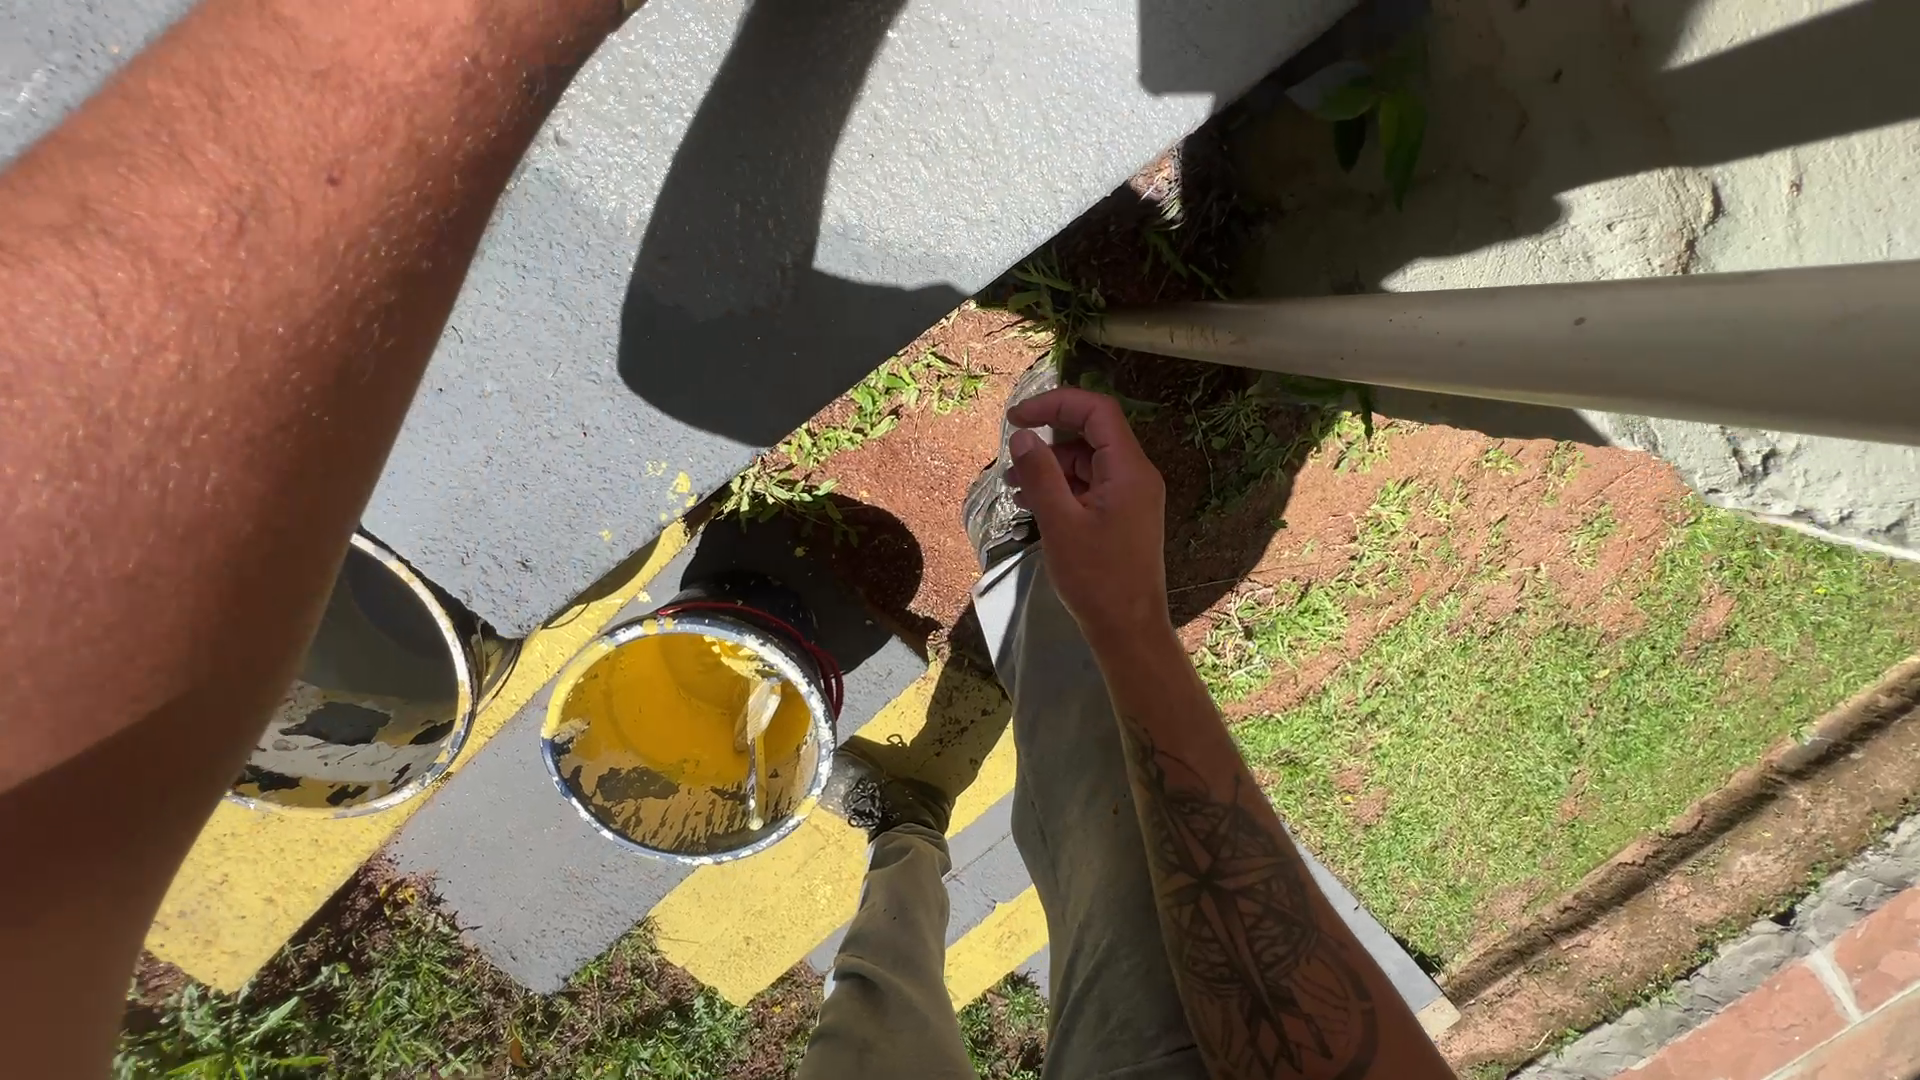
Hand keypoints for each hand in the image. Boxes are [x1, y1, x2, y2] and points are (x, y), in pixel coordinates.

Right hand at [1006, 387, 1171, 653]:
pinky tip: (1032, 503)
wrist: (1128, 629)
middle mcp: (1136, 476)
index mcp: (1129, 470)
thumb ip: (1040, 475)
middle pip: (1092, 434)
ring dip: (1050, 465)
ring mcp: (1131, 497)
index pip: (1097, 411)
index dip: (1055, 403)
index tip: (1016, 417)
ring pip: (1088, 462)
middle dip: (1048, 436)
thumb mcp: (1060, 523)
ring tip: (1012, 485)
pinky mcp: (1123, 516)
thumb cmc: (1096, 578)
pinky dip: (1062, 487)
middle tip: (1011, 450)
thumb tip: (1021, 436)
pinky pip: (1090, 486)